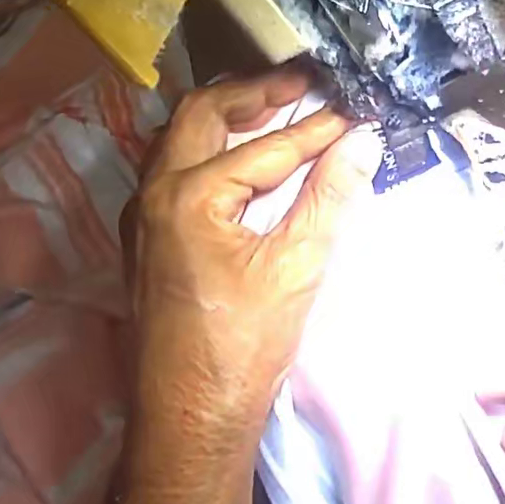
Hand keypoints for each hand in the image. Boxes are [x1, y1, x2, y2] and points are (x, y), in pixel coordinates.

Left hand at [126, 67, 383, 427]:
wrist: (188, 419)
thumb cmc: (244, 345)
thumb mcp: (298, 266)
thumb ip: (331, 194)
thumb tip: (362, 139)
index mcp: (189, 195)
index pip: (267, 147)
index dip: (316, 129)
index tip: (351, 112)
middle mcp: (154, 191)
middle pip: (202, 113)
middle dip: (253, 92)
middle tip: (299, 83)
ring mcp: (141, 213)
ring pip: (179, 135)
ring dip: (226, 114)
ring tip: (271, 106)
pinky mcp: (145, 234)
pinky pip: (173, 165)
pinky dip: (209, 145)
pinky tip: (239, 156)